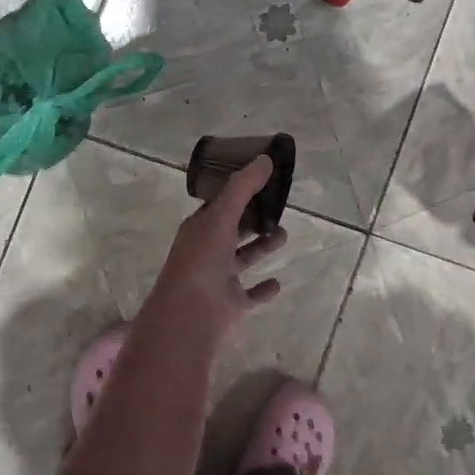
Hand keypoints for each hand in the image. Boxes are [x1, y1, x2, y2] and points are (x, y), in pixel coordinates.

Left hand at [141, 156, 287, 343]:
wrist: (190, 316)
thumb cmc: (202, 260)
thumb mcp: (221, 216)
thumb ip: (243, 188)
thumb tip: (265, 158)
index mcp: (199, 228)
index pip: (220, 205)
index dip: (239, 193)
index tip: (262, 181)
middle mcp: (207, 251)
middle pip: (233, 230)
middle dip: (253, 218)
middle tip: (278, 206)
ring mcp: (218, 279)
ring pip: (243, 258)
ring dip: (262, 247)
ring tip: (283, 235)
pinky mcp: (231, 305)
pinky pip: (250, 294)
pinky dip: (263, 288)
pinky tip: (278, 282)